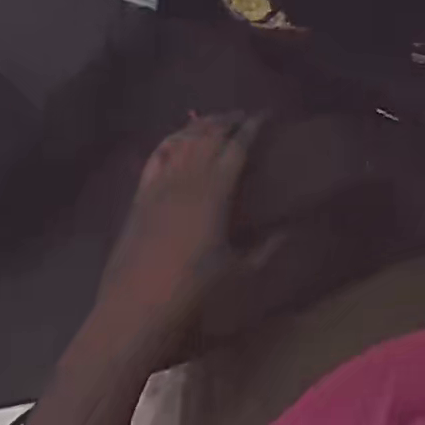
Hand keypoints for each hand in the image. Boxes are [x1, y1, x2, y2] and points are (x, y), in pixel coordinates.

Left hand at [92, 112, 263, 344]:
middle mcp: (188, 178)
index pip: (238, 146)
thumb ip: (266, 250)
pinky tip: (177, 137)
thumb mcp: (239, 274)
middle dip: (227, 119)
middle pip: (209, 134)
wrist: (135, 310)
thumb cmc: (193, 293)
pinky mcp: (140, 195)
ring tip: (215, 120)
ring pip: (183, 139)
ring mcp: (161, 183)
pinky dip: (170, 139)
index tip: (265, 116)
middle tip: (242, 115)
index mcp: (216, 191)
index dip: (252, 127)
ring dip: (201, 124)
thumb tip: (288, 232)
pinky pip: (157, 155)